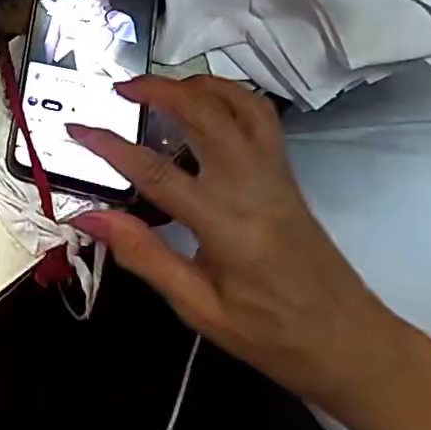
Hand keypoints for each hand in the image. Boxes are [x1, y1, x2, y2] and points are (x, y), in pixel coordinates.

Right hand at [65, 75, 407, 402]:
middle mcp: (254, 187)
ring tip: (160, 87)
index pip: (158, 173)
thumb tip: (90, 217)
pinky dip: (226, 95)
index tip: (77, 129)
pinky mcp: (285, 170)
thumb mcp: (200, 308)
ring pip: (240, 104)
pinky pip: (258, 115)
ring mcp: (275, 173)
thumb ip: (144, 255)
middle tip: (122, 89)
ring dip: (196, 85)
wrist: (353, 344)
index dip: (110, 147)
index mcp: (228, 227)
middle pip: (207, 115)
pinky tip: (200, 104)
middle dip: (160, 91)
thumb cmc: (273, 334)